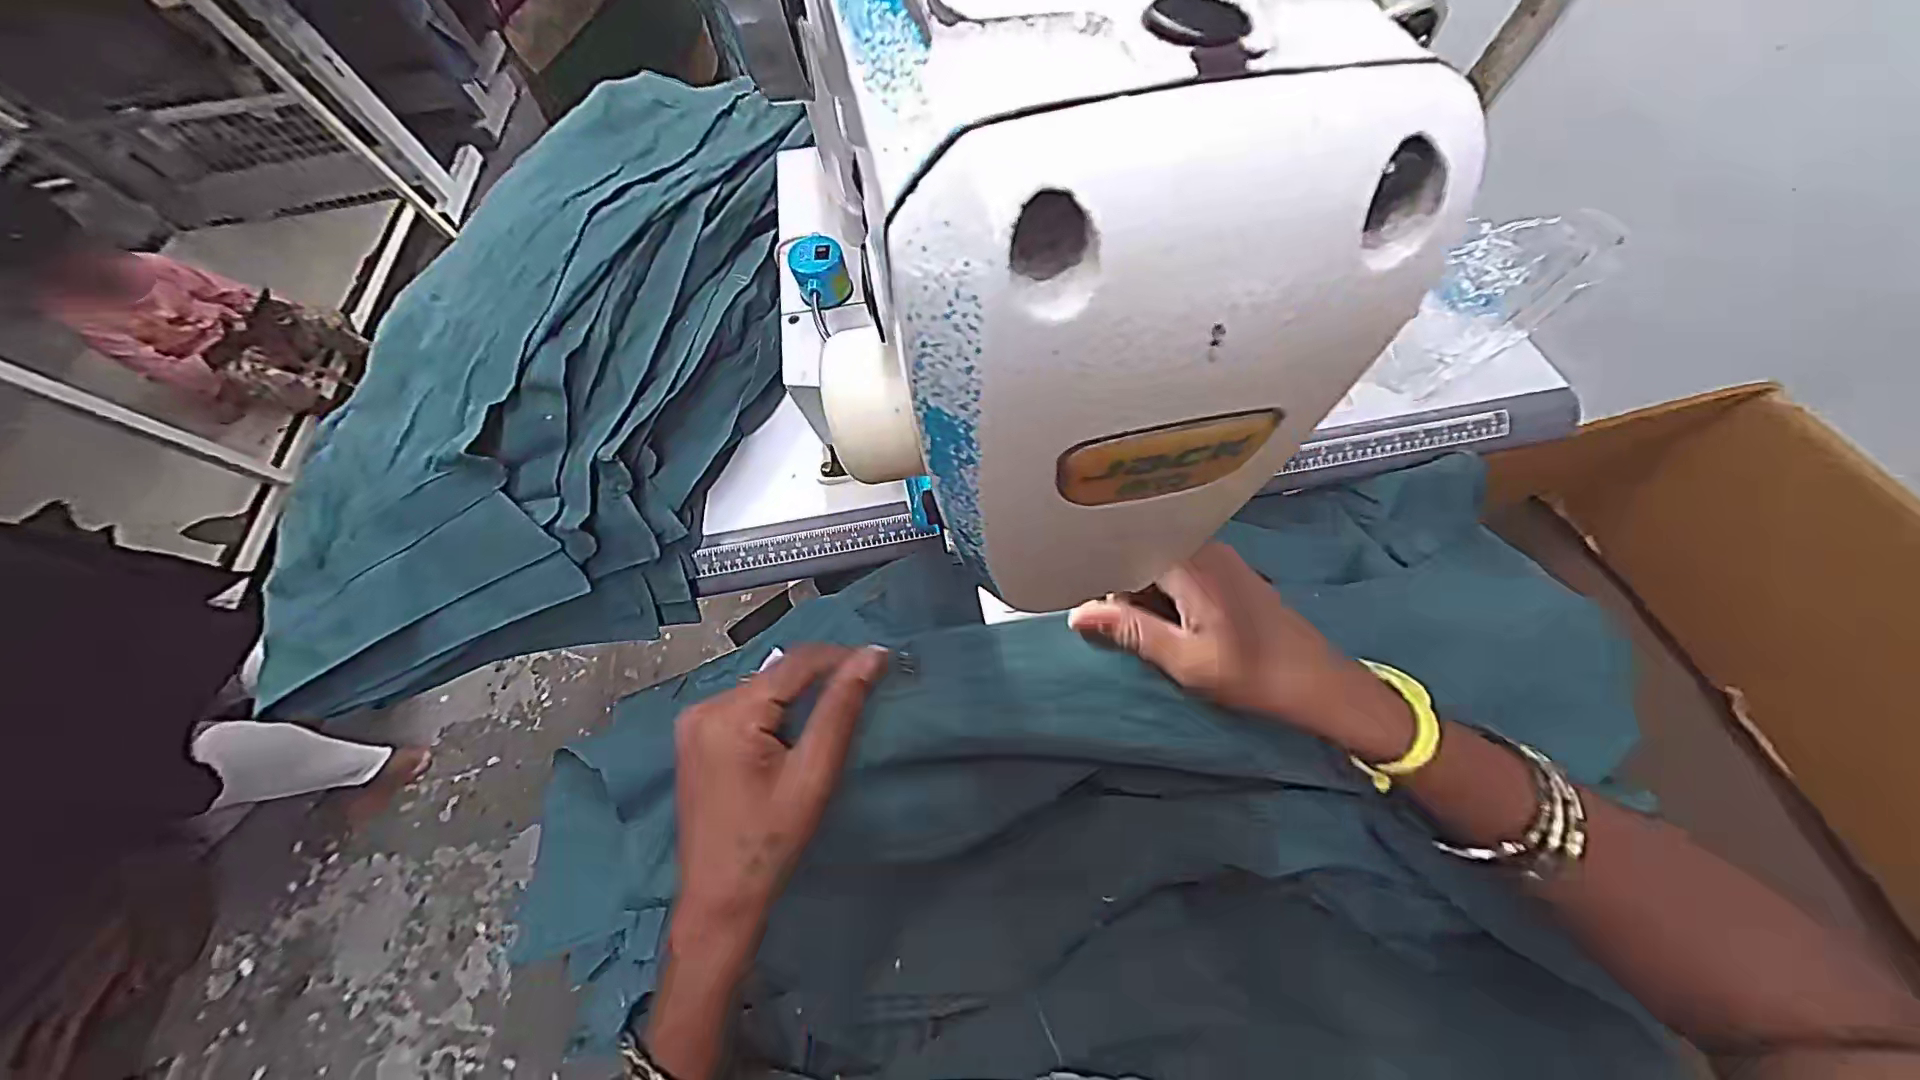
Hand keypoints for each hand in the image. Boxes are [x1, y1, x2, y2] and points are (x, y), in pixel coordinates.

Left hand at [671, 643, 889, 939]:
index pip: (795, 663)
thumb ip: (841, 708)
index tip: (878, 663)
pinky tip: (796, 733)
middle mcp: (704, 707)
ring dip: (800, 694)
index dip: (840, 657)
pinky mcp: (695, 737)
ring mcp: (694, 722)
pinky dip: (778, 710)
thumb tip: (870, 656)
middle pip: (777, 674)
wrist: (719, 900)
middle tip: (861, 692)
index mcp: (728, 714)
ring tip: (834, 713)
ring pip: (764, 687)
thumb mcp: (814, 773)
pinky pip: (747, 706)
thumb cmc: (771, 843)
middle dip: (821, 678)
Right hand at [1067, 542, 1413, 760]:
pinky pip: (1178, 572)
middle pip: (1139, 555)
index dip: (1102, 578)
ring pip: (1157, 565)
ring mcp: (1219, 557)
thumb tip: (1077, 614)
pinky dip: (1166, 597)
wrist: (1322, 685)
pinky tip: (1177, 626)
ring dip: (1145, 596)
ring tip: (1158, 633)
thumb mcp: (1185, 661)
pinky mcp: (1227, 571)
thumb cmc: (1254, 675)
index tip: (1094, 610)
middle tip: (1130, 632)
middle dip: (1123, 590)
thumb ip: (1129, 631)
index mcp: (1190, 562)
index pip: (1123, 552)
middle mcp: (1204, 547)